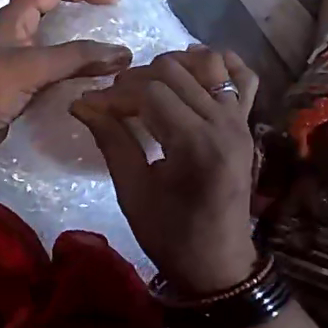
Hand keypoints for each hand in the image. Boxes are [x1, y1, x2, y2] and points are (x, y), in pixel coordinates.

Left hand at [0, 0, 134, 151]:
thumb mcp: (34, 67)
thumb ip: (78, 57)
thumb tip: (123, 53)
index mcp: (14, 16)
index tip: (111, 4)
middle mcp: (15, 30)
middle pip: (51, 6)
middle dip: (81, 7)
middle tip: (109, 19)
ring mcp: (16, 56)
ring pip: (53, 38)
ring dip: (78, 40)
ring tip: (106, 49)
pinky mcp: (19, 81)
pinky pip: (51, 65)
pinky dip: (71, 65)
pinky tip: (89, 77)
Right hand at [70, 47, 261, 294]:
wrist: (219, 264)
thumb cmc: (171, 235)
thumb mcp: (133, 191)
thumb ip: (112, 140)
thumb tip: (81, 103)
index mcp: (195, 144)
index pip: (150, 92)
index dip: (115, 94)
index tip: (90, 106)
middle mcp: (223, 123)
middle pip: (175, 71)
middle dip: (137, 79)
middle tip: (114, 101)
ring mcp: (240, 121)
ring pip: (209, 64)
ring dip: (173, 65)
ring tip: (148, 86)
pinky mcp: (246, 124)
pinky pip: (243, 79)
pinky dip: (219, 65)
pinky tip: (193, 70)